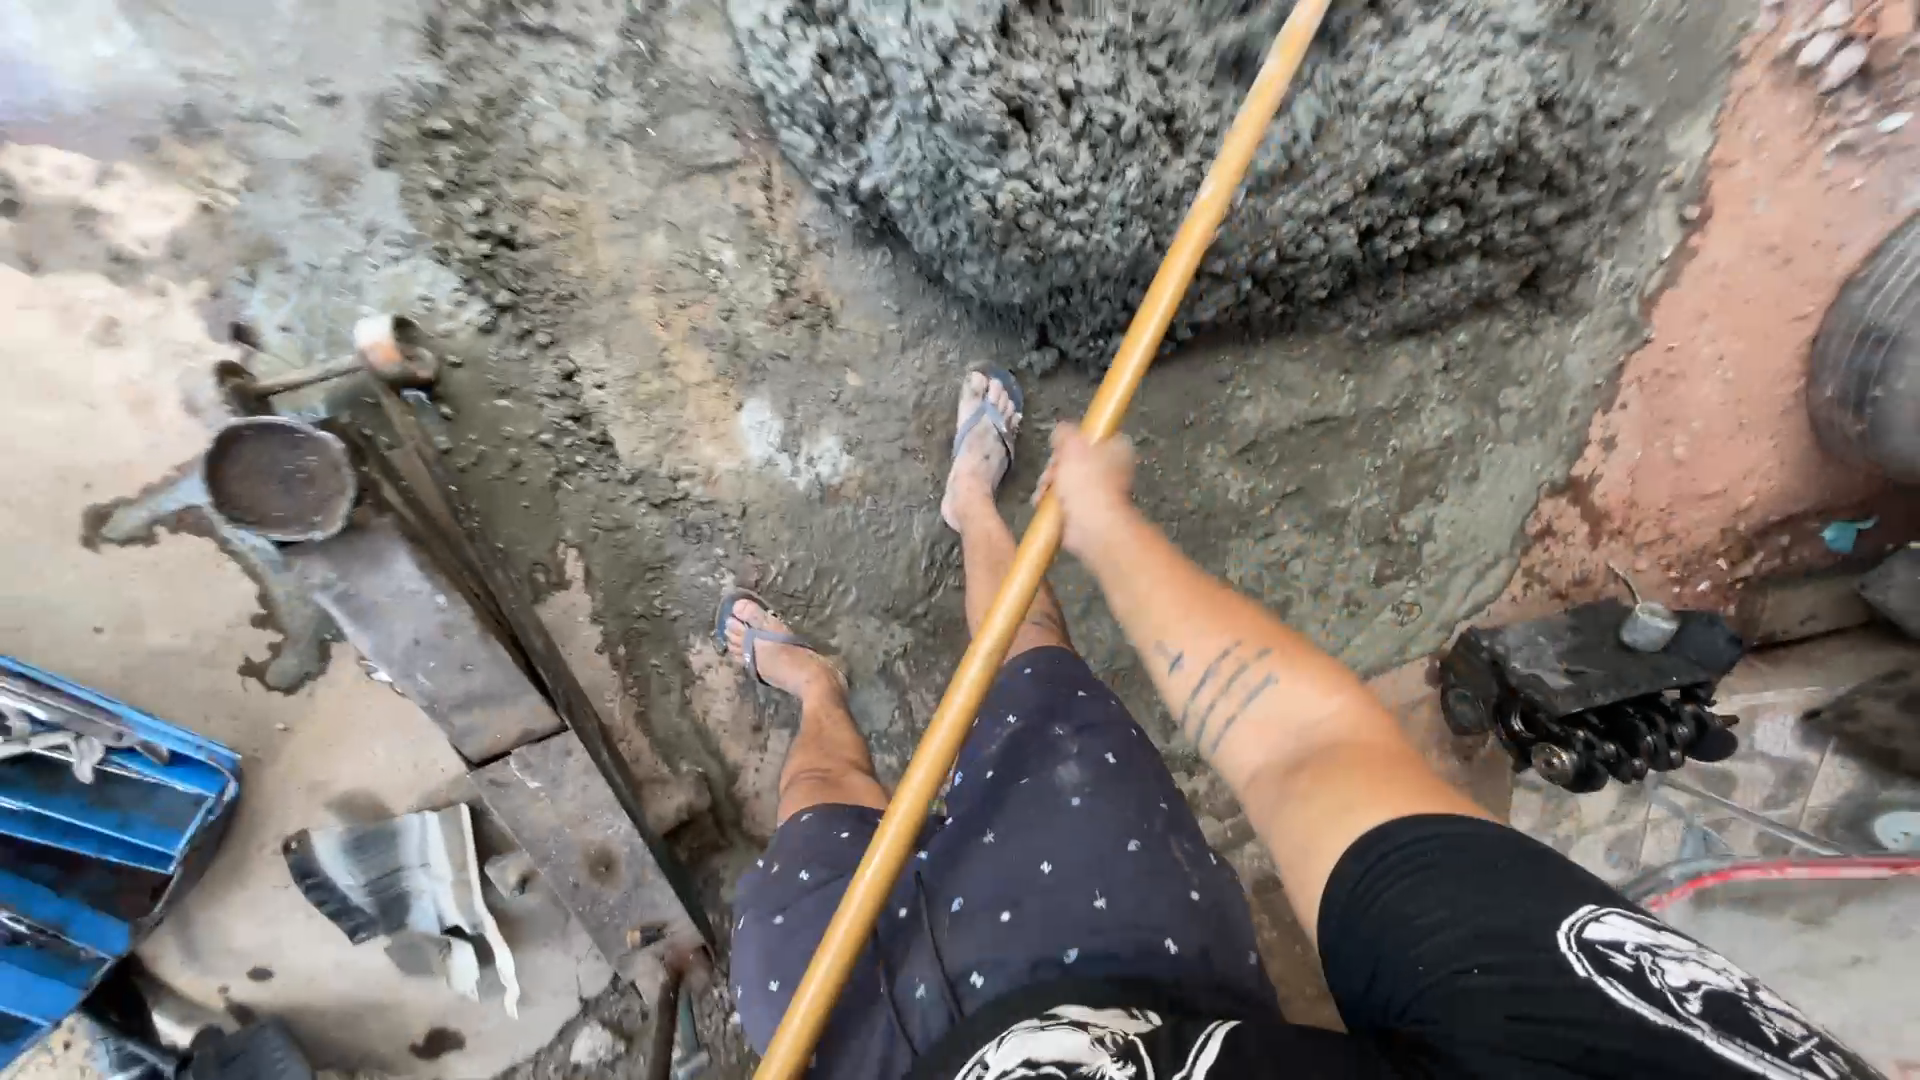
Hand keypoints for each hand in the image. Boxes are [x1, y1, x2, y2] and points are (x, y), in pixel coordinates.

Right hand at [1036, 422, 1138, 559]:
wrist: (1091, 524)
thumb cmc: (1088, 483)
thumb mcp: (1073, 445)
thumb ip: (1066, 432)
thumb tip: (1061, 429)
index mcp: (1118, 448)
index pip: (1097, 435)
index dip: (1076, 438)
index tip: (1062, 445)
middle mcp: (1111, 469)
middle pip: (1076, 458)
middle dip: (1056, 464)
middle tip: (1052, 469)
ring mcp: (1098, 491)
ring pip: (1067, 479)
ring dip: (1050, 482)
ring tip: (1045, 488)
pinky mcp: (1085, 509)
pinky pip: (1063, 499)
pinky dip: (1050, 500)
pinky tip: (1042, 501)